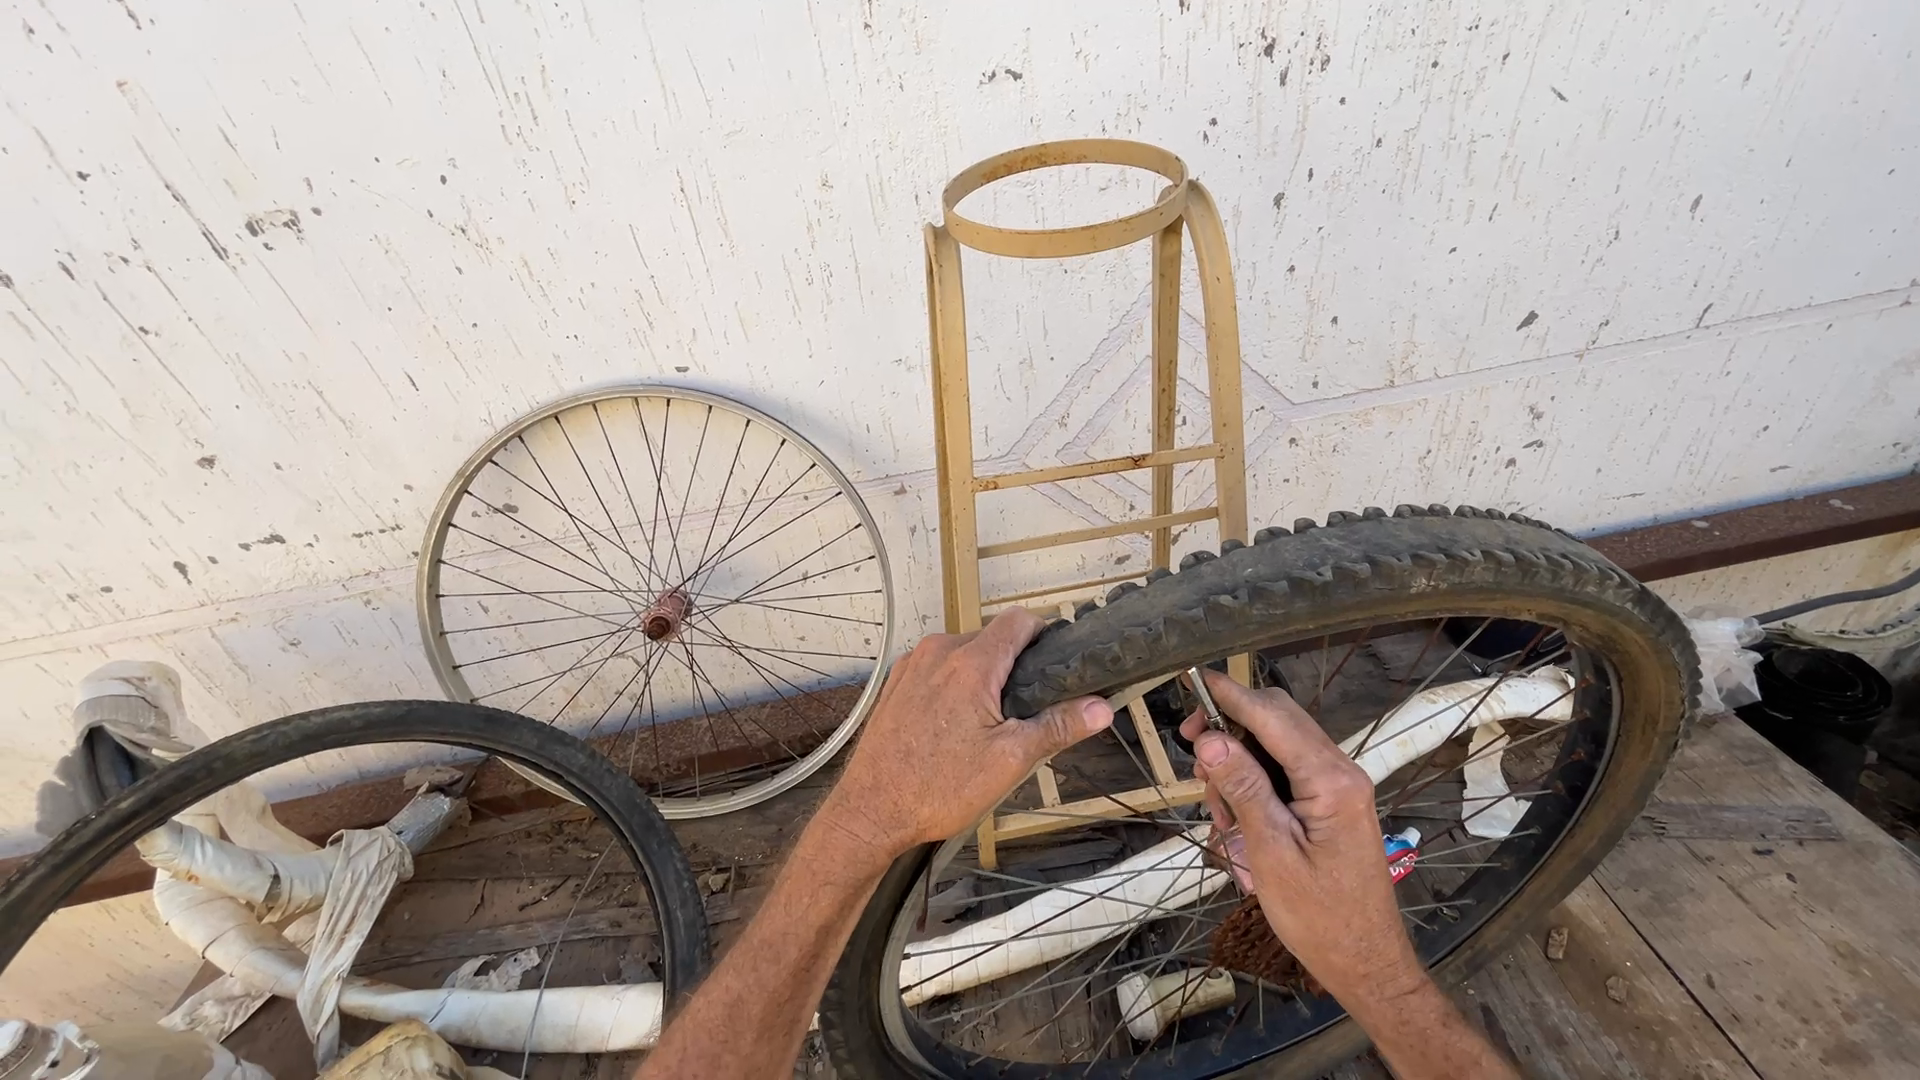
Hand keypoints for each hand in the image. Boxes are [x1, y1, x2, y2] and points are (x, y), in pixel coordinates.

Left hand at [822, 609, 1113, 857]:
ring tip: (987, 723)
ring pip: (963, 653)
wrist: (870, 811)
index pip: (1019, 620)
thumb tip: (1101, 708)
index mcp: (970, 662)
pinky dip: (953, 684)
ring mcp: (912, 664)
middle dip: (1013, 664)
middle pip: (991, 637)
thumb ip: (1057, 726)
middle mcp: (938, 652)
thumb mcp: (1009, 760)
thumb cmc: (937, 789)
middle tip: (1024, 709)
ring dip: (982, 675)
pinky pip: (936, 668)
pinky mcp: (895, 682)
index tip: (1056, 659)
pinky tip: (953, 725)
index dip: (1044, 633)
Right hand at [1179, 671, 1424, 1006]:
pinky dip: (1252, 779)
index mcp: (1330, 780)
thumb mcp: (1271, 853)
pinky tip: (1235, 815)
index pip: (1272, 715)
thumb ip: (1243, 788)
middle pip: (1276, 717)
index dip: (1229, 694)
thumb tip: (1209, 737)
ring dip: (1237, 760)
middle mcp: (1339, 770)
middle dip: (1229, 724)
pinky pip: (1283, 768)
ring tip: (1217, 810)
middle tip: (1191, 751)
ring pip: (1274, 742)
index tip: (1190, 680)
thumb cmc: (1319, 918)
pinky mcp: (1329, 801)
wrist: (1367, 966)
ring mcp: (1337, 785)